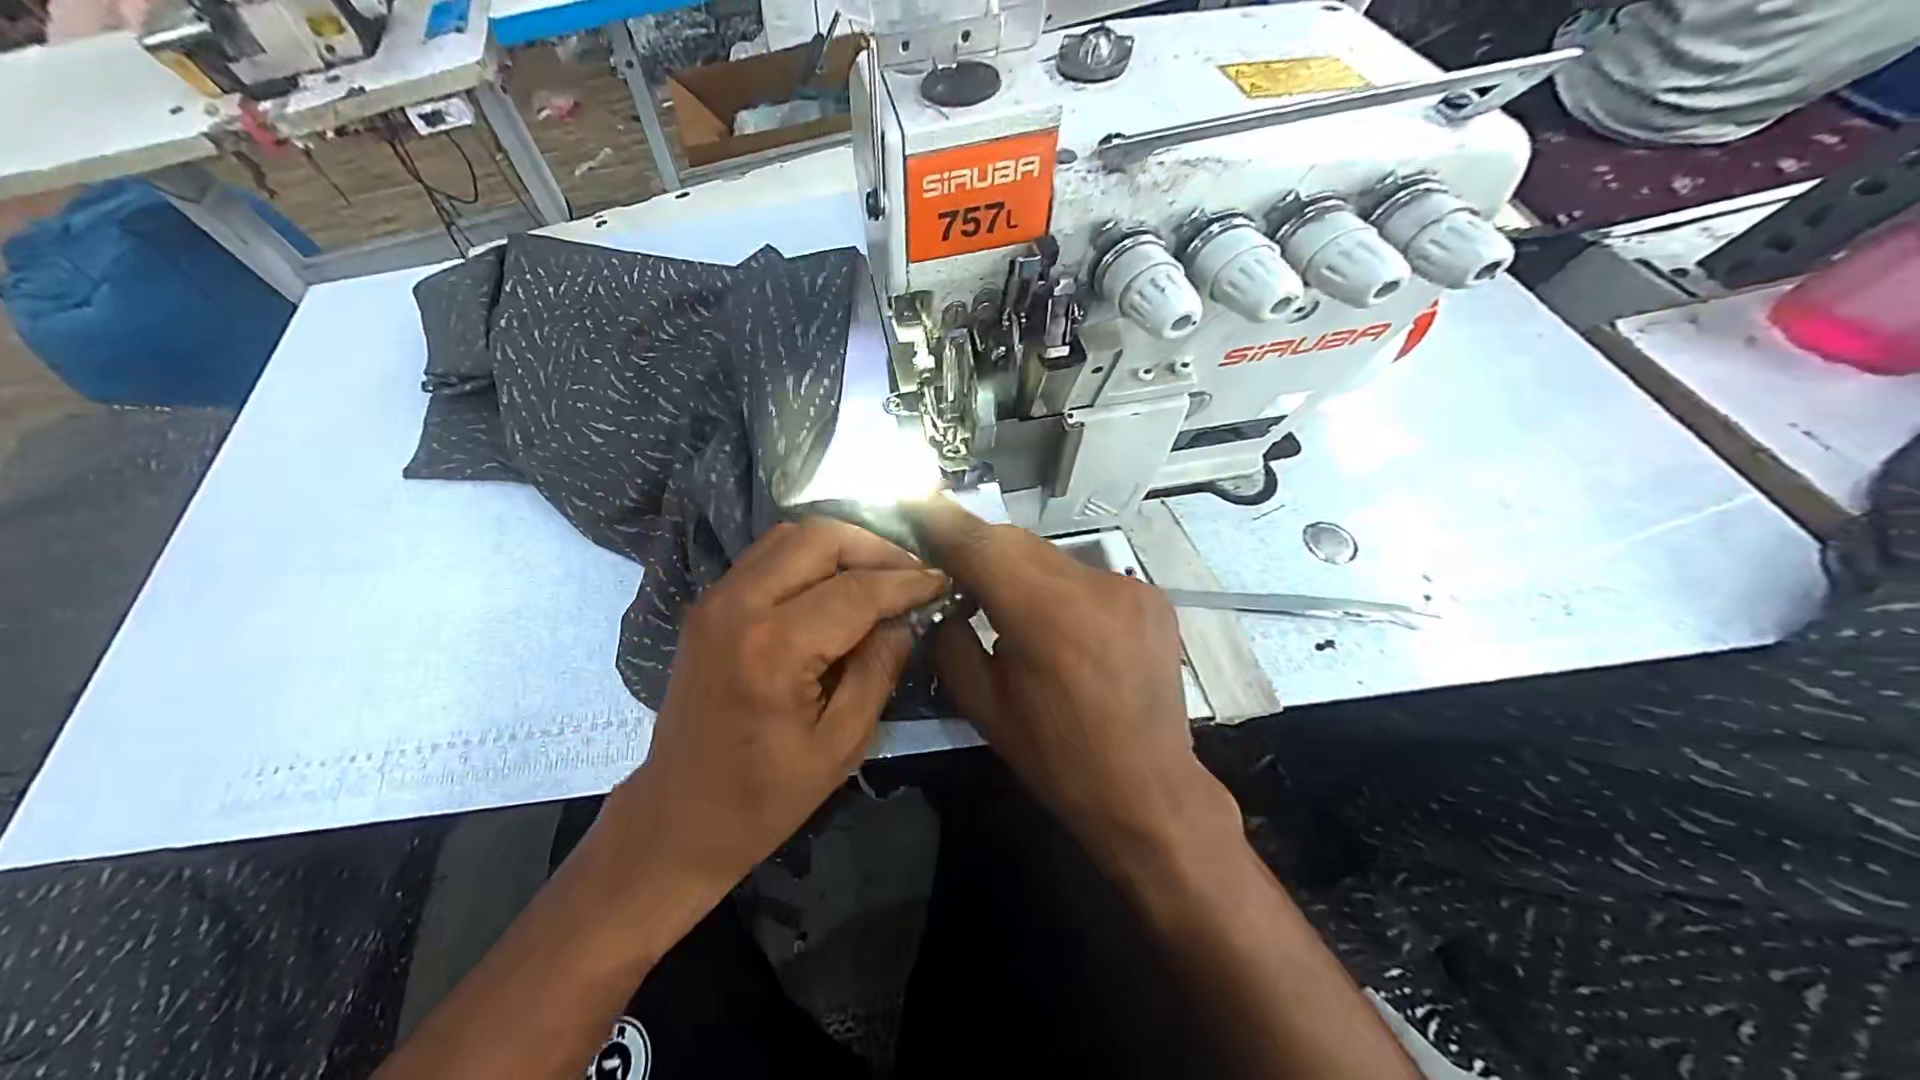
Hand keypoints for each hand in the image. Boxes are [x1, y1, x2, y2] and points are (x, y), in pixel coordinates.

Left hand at [595, 519, 947, 892]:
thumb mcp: (843, 743)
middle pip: (818, 538)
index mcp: (773, 650)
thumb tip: (904, 618)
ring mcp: (714, 600)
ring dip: (841, 547)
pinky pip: (767, 556)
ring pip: (790, 536)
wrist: (679, 816)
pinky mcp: (707, 606)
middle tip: (910, 577)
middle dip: (875, 549)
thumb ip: (879, 670)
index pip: (856, 590)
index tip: (941, 581)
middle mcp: (738, 608)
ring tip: (879, 577)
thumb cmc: (766, 795)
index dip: (906, 582)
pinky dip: (809, 558)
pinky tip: (836, 585)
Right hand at [915, 498, 1237, 857]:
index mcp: (1045, 614)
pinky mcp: (1152, 597)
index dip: (945, 525)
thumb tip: (942, 602)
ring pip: (1053, 558)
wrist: (1148, 788)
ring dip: (1022, 572)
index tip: (917, 513)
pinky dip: (1062, 590)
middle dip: (980, 551)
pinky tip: (1062, 626)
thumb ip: (952, 641)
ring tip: (1010, 609)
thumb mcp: (984, 705)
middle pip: (1017, 542)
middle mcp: (1093, 585)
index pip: (983, 544)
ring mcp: (1130, 586)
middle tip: (955, 573)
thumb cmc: (1058, 757)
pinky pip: (1088, 576)